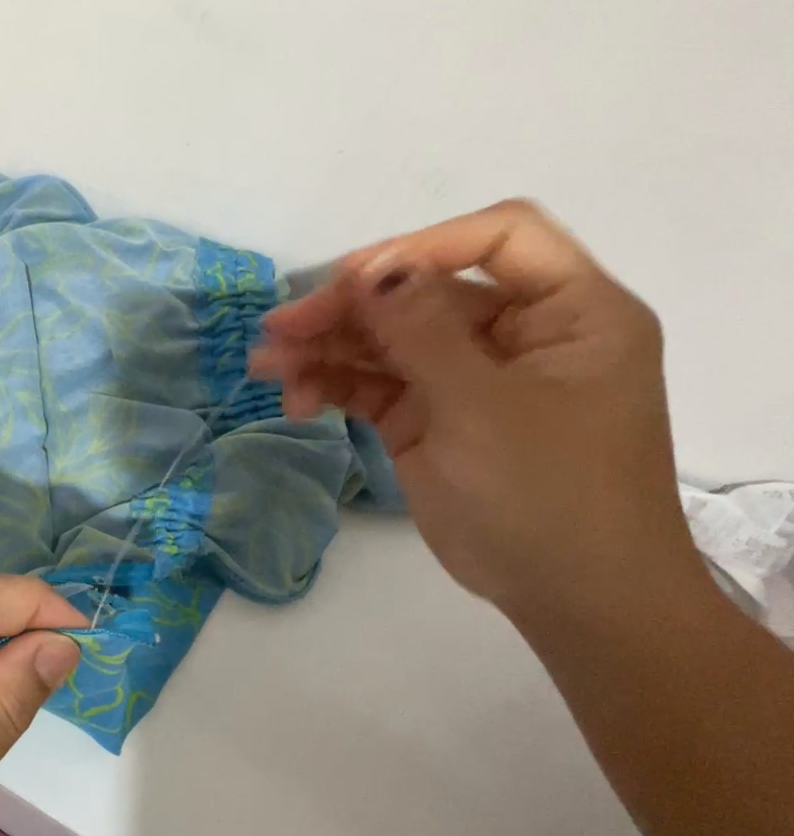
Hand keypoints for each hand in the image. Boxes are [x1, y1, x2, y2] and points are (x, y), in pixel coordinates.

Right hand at [251, 200, 698, 610]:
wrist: (568, 596)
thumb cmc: (550, 494)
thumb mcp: (484, 406)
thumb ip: (424, 331)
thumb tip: (371, 268)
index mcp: (568, 313)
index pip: (499, 239)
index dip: (422, 246)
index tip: (352, 281)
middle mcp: (514, 333)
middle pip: (418, 291)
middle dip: (347, 308)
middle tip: (280, 329)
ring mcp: (464, 375)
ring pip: (382, 337)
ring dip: (324, 348)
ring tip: (267, 368)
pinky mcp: (425, 414)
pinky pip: (369, 382)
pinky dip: (329, 384)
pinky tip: (295, 400)